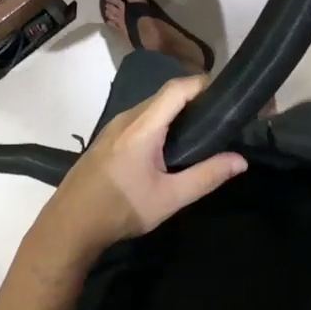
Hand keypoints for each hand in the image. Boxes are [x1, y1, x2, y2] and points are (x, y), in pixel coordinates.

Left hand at [33, 76, 247, 260]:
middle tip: (224, 115)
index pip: (177, 88)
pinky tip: (174, 143)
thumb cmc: (121, 210)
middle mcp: (127, 117)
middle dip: (196, 98)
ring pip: (153, 106)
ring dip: (178, 111)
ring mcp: (115, 126)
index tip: (229, 95)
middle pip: (166, 94)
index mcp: (142, 126)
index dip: (203, 84)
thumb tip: (240, 160)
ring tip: (205, 128)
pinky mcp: (109, 137)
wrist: (70, 225)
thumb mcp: (169, 198)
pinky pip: (142, 118)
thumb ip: (206, 177)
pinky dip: (162, 121)